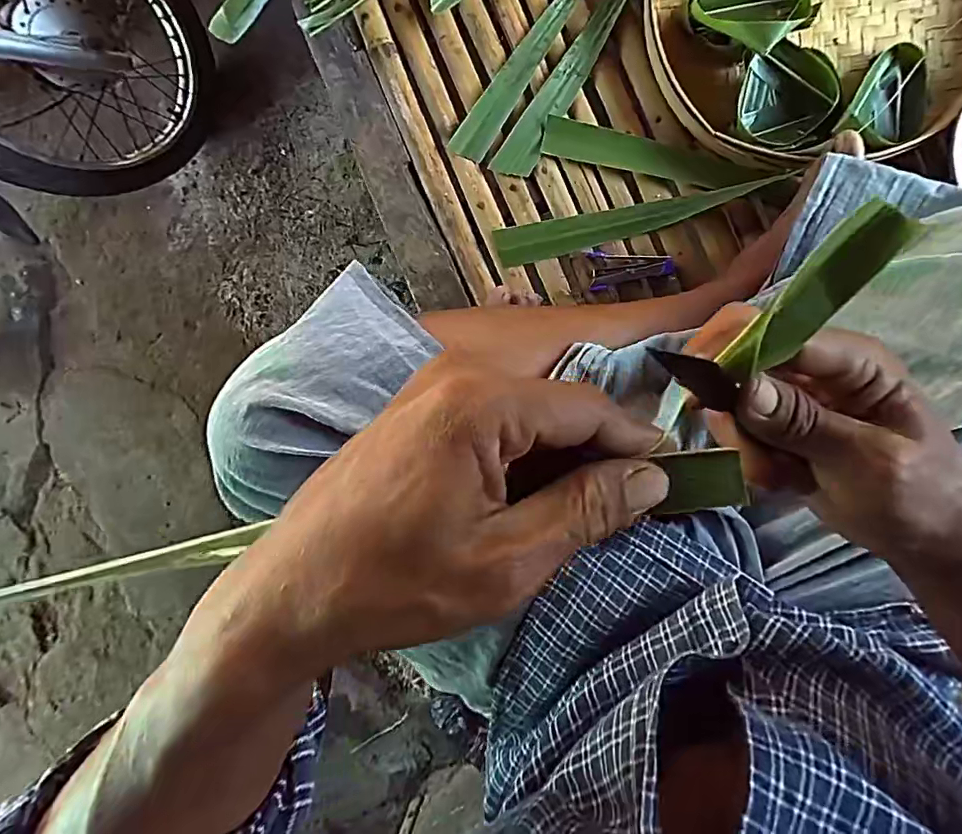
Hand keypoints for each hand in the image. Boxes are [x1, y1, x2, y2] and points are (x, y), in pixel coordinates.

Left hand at [221, 354, 667, 672]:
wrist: (292, 588)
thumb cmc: (394, 583)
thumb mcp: (505, 562)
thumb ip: (585, 510)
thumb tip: (651, 478)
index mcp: (480, 400)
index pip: (586, 404)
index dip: (635, 438)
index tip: (670, 473)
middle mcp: (458, 372)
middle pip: (558, 392)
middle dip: (602, 438)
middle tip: (634, 488)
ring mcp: (434, 382)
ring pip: (529, 399)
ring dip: (565, 442)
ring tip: (589, 494)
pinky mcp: (422, 402)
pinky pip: (496, 407)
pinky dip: (528, 441)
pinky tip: (536, 484)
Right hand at [693, 315, 961, 560]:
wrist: (933, 547)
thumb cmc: (922, 497)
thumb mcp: (868, 460)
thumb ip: (804, 423)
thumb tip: (743, 387)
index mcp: (850, 358)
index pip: (776, 329)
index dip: (732, 347)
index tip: (700, 386)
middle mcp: (817, 369)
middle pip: (743, 362)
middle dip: (736, 412)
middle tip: (750, 455)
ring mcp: (797, 400)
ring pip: (735, 403)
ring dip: (747, 445)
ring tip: (780, 478)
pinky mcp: (783, 430)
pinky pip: (743, 434)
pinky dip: (753, 461)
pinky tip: (785, 483)